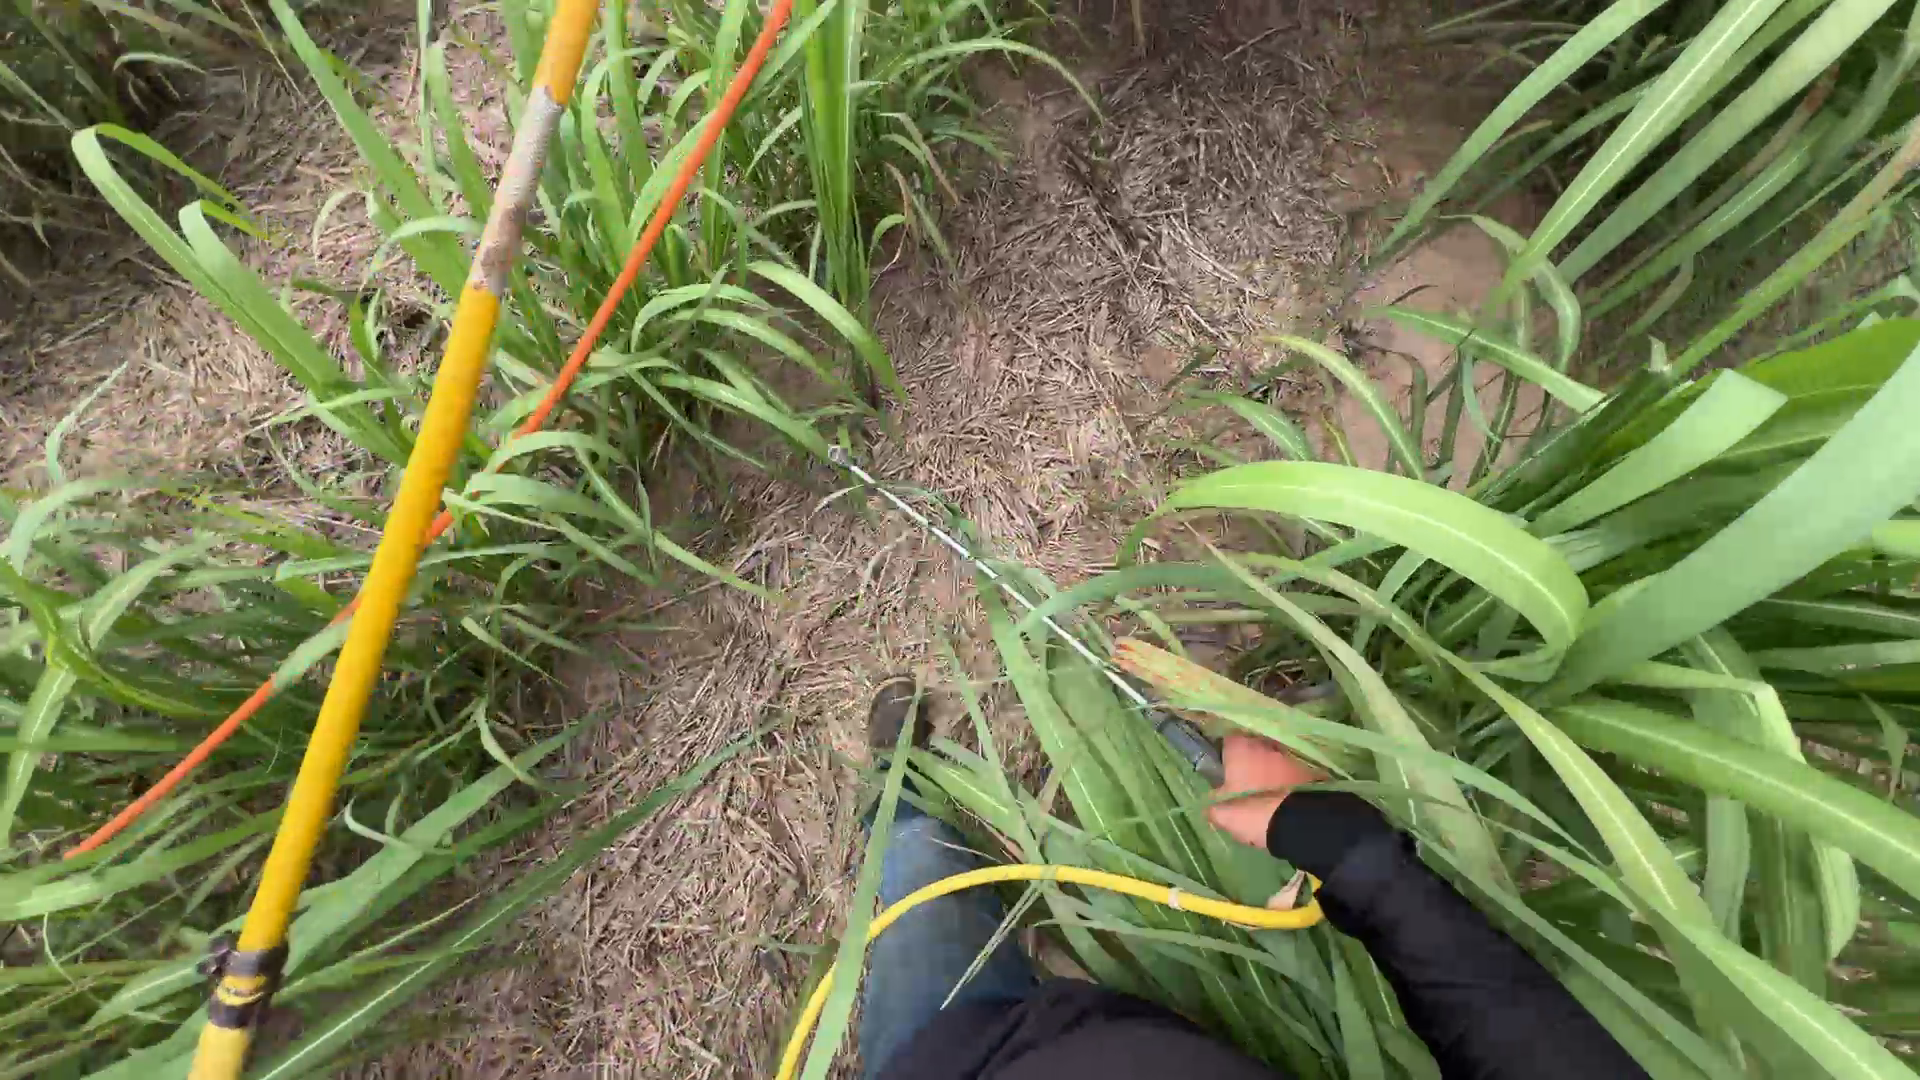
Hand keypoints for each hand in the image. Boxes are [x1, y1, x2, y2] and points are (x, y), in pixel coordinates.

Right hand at [1208, 733, 1320, 848]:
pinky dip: (1289, 781)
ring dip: (1271, 770)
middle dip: (1250, 760)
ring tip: (1269, 792)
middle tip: (1246, 781)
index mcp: (1238, 746)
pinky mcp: (1310, 770)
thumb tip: (1212, 804)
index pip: (1226, 740)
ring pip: (1275, 759)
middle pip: (1253, 747)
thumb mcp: (1221, 813)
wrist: (1298, 823)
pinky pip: (1293, 772)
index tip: (1225, 768)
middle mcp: (1263, 743)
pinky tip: (1285, 797)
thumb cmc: (1250, 810)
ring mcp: (1288, 755)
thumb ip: (1213, 803)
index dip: (1225, 753)